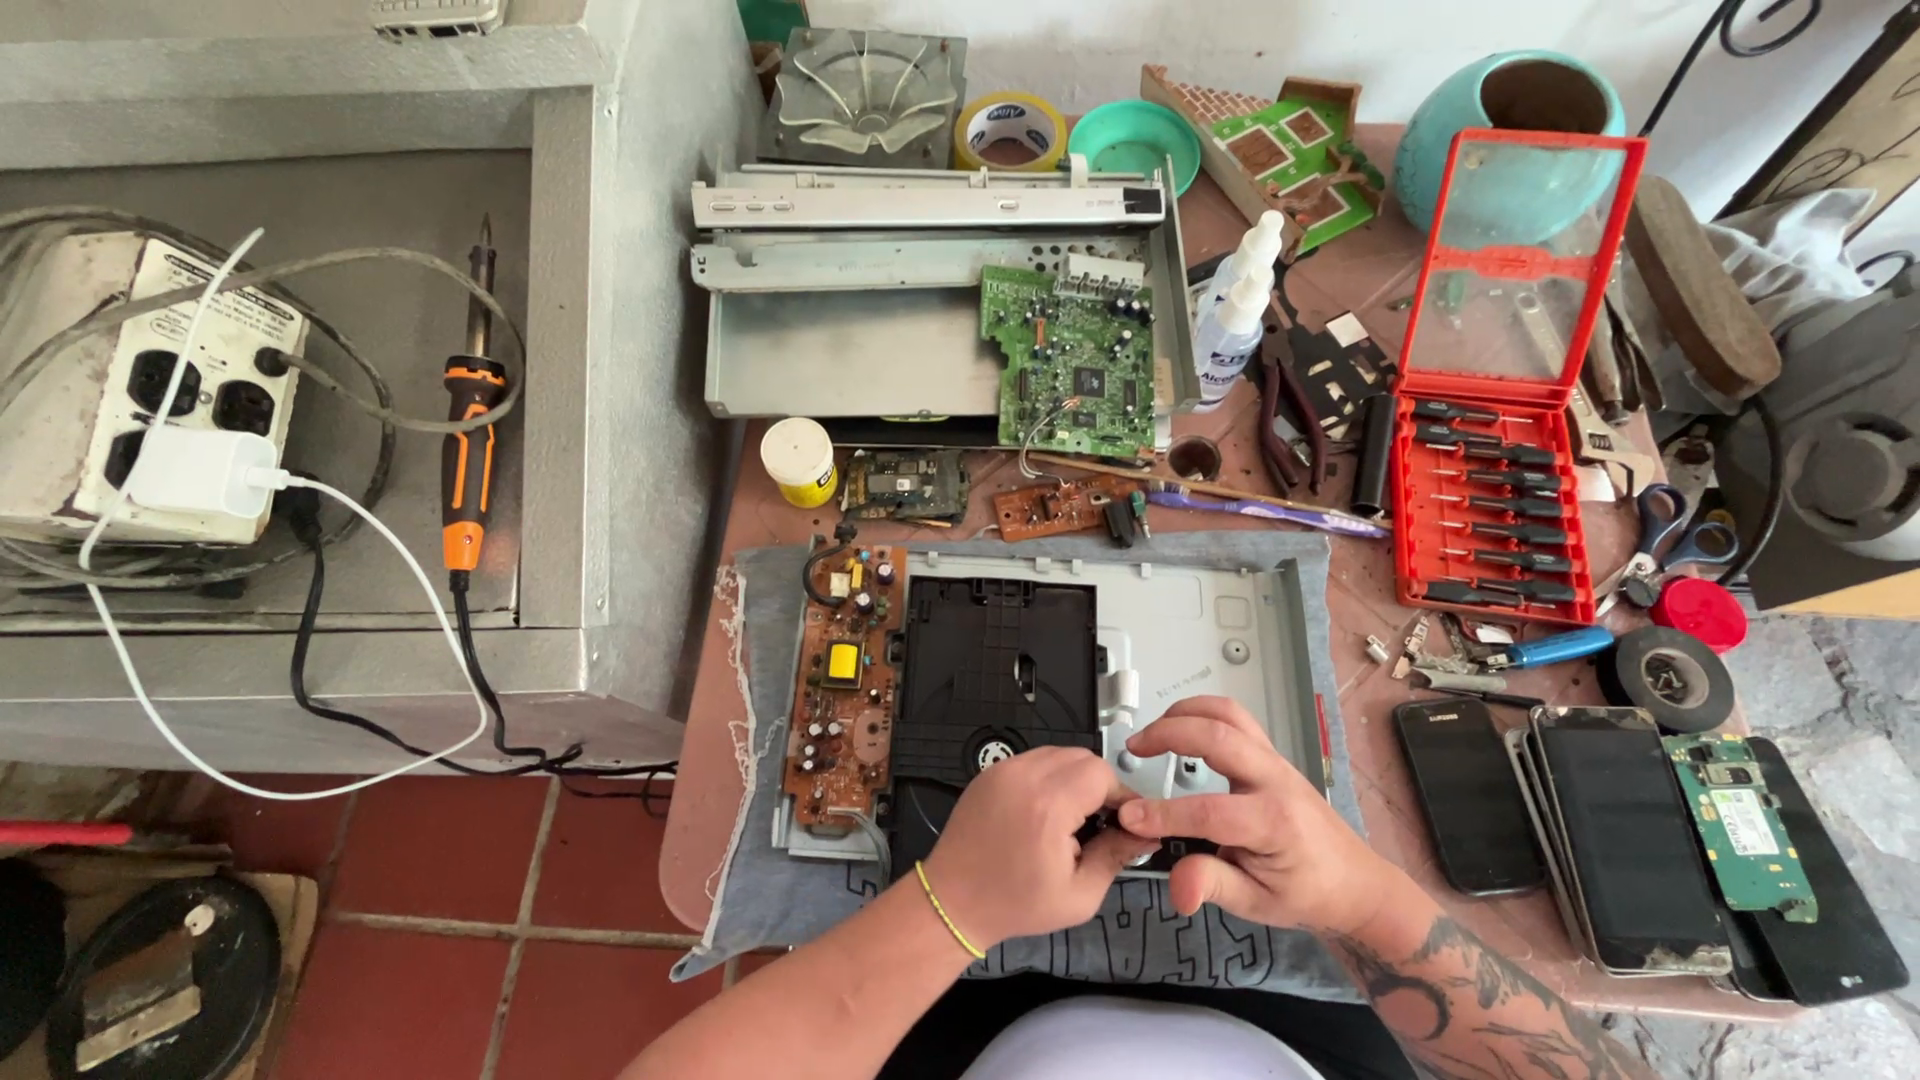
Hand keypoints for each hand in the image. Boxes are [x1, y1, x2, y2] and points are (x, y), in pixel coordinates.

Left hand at [920, 746, 1156, 949]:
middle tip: (1100, 823)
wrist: (953, 901)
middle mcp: (1024, 777)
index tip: (1125, 822)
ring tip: (1072, 818)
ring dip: (1074, 779)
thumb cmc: (1016, 905)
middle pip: (1082, 758)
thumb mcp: (1079, 895)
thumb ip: (1116, 856)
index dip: (1121, 796)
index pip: (1102, 773)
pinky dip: (1048, 777)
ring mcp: (1004, 770)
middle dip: (1099, 786)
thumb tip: (1146, 833)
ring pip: (1058, 754)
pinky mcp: (990, 772)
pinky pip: (1033, 760)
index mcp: (1048, 806)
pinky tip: (1046, 811)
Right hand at [1115, 696, 1403, 934]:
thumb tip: (1177, 887)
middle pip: (1219, 736)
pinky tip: (1179, 729)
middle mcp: (1275, 780)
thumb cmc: (1307, 894)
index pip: (1210, 811)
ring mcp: (1275, 761)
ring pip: (1229, 714)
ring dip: (1185, 713)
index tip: (1129, 817)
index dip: (1164, 814)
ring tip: (1152, 732)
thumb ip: (1213, 886)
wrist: (1355, 883)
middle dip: (1169, 734)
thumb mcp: (1258, 903)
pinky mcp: (1271, 755)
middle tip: (1134, 748)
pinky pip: (1236, 718)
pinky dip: (1201, 713)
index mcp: (1274, 823)